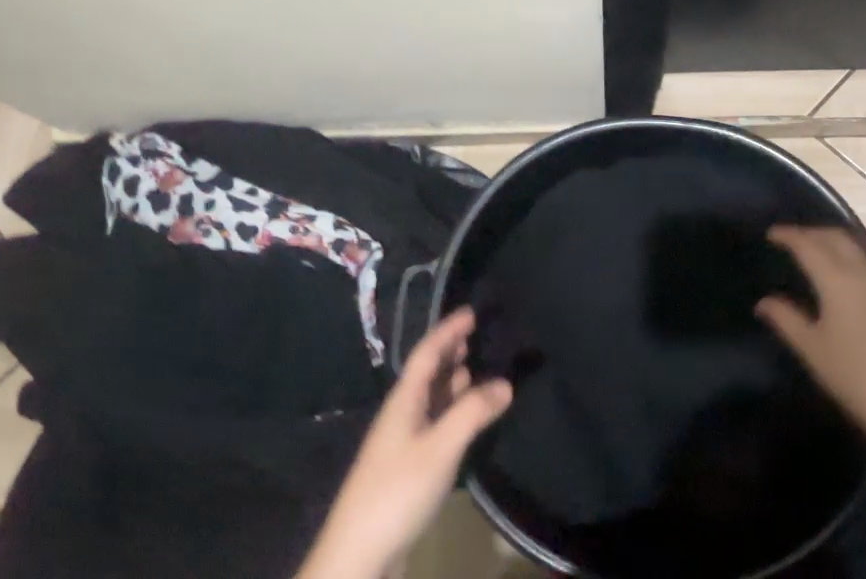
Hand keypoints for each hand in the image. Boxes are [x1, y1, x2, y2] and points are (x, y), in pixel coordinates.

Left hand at [297, 308, 512, 578]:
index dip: (447, 331)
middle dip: (451, 352)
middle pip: (427, 374)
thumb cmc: (397, 491)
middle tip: (481, 336)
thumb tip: (505, 382)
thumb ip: (472, 413)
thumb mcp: (440, 448)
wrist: (360, 554)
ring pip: (432, 400)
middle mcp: (402, 415)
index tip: (471, 311)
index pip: (426, 354)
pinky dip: (455, 412)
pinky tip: (471, 419)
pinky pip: (436, 424)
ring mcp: (404, 443)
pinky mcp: (410, 468)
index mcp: (403, 402)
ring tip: (481, 369)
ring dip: (454, 382)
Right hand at [756, 226, 865, 437]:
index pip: (809, 245)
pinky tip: (836, 272)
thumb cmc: (854, 374)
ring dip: (829, 240)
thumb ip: (786, 319)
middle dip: (809, 232)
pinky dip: (844, 254)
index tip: (770, 233)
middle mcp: (861, 272)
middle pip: (834, 237)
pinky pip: (863, 260)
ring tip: (809, 249)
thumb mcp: (813, 349)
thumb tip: (764, 301)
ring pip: (852, 246)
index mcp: (837, 280)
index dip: (788, 235)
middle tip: (788, 238)